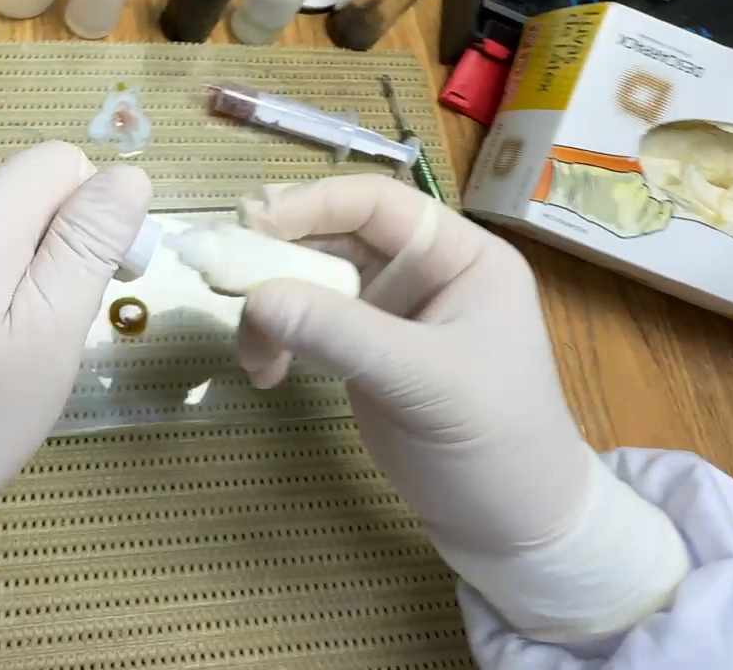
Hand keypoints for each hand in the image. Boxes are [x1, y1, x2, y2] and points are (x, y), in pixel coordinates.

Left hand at [0, 141, 151, 556]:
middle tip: (49, 333)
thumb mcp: (44, 341)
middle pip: (28, 190)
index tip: (95, 283)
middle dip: (60, 246)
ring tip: (7, 347)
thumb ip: (87, 249)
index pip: (62, 161)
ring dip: (23, 269)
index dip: (95, 212)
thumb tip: (128, 176)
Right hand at [236, 174, 588, 553]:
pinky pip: (298, 319)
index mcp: (456, 255)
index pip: (376, 203)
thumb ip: (342, 334)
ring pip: (304, 277)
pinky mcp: (353, 343)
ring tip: (249, 350)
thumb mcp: (426, 383)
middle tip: (223, 273)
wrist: (509, 528)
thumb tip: (255, 298)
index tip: (254, 224)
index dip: (314, 204)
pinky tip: (263, 372)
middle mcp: (416, 268)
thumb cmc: (495, 445)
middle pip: (328, 235)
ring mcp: (382, 306)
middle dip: (275, 257)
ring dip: (266, 307)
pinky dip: (271, 338)